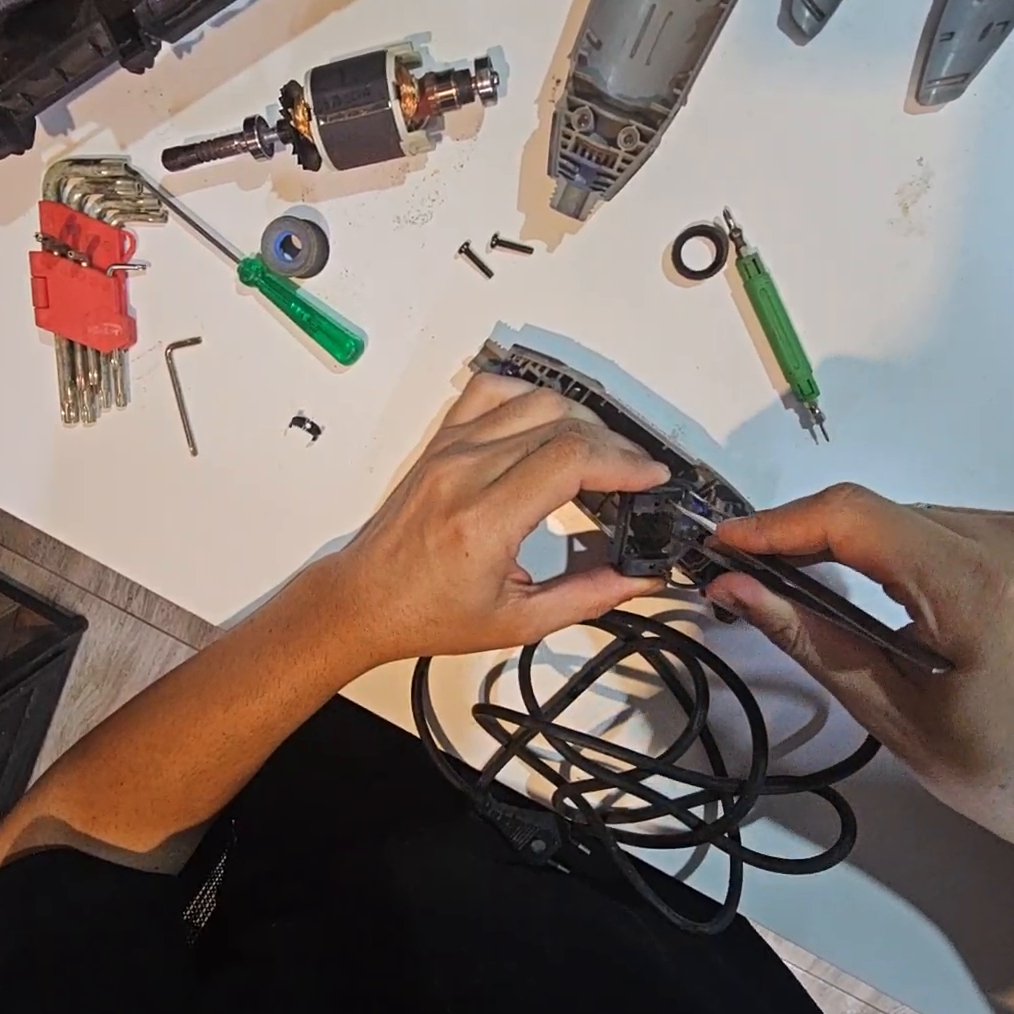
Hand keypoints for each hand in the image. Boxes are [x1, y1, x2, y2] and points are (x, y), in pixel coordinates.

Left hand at [320, 373, 670, 667]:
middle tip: (633, 473)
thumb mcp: (515, 622)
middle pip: (560, 424)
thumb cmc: (425, 613)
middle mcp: (463, 474)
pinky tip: (544, 419)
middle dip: (613, 444)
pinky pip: (487, 391)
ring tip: (600, 450)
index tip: (650, 476)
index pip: (570, 459)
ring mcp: (448, 451)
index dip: (623, 462)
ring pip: (531, 400)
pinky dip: (527, 395)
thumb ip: (585, 598)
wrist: (364, 600)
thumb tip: (635, 579)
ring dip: (579, 418)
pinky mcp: (439, 443)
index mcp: (483, 521)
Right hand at [702, 484, 1013, 908]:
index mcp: (983, 589)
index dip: (776, 524)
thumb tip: (731, 586)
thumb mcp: (895, 716)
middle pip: (878, 514)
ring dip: (854, 546)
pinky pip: (949, 527)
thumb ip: (808, 637)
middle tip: (751, 572)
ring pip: (910, 517)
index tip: (722, 543)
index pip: (853, 518)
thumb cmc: (1013, 778)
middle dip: (805, 538)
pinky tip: (894, 594)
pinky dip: (902, 550)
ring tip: (815, 589)